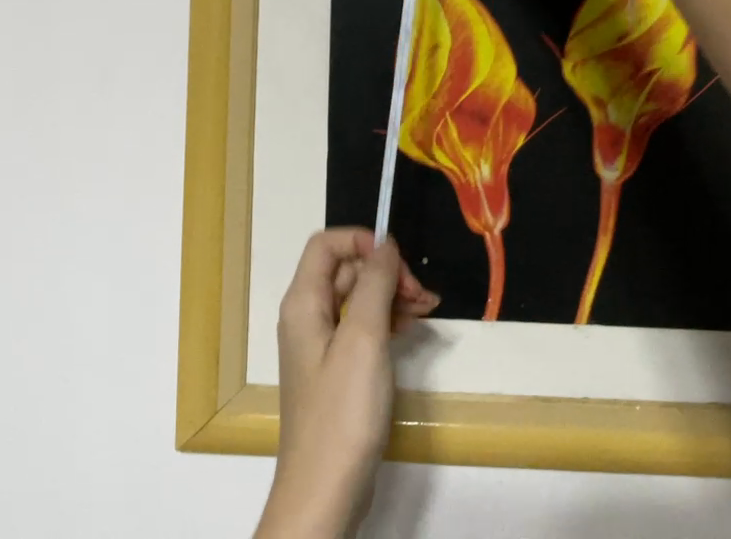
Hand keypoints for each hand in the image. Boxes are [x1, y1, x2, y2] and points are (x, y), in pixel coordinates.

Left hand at [256, 229, 437, 538]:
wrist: (326, 488)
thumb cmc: (343, 410)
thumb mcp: (364, 339)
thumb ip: (375, 284)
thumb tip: (385, 243)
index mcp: (304, 302)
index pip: (327, 244)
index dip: (363, 241)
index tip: (400, 261)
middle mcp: (308, 316)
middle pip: (346, 270)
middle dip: (386, 272)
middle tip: (422, 297)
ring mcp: (321, 344)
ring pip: (358, 298)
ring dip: (392, 296)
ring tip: (427, 312)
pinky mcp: (336, 369)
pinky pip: (361, 327)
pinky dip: (387, 321)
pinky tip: (411, 331)